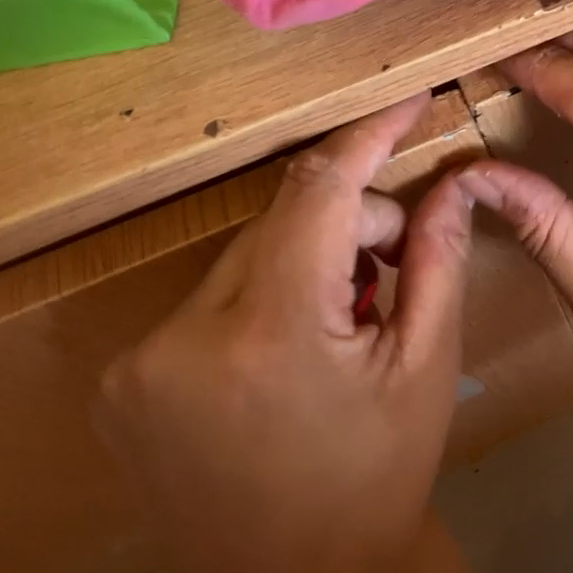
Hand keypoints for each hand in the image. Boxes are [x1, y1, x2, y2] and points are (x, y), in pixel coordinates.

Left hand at [98, 94, 473, 572]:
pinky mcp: (121, 380)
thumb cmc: (377, 474)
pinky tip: (293, 342)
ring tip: (345, 315)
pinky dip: (263, 292)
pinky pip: (211, 294)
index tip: (406, 98)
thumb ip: (436, 261)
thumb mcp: (425, 368)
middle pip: (284, 218)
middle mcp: (183, 336)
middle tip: (393, 264)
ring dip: (306, 256)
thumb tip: (450, 183)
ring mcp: (139, 360)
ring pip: (248, 251)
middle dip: (350, 221)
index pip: (321, 191)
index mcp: (271, 333)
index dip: (367, 136)